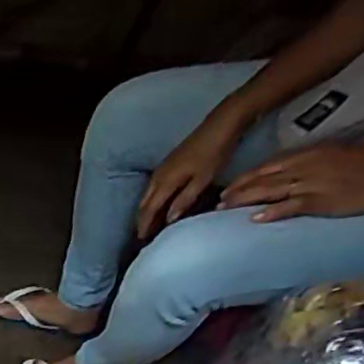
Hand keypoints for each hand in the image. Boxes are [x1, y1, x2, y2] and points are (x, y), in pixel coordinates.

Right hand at [137, 112, 245, 238]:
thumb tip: (169, 219)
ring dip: (146, 210)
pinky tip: (158, 204)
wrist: (221, 124)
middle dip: (142, 220)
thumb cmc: (215, 152)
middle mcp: (157, 177)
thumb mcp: (203, 179)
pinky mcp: (166, 165)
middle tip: (144, 235)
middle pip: (144, 204)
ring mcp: (161, 170)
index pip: (149, 210)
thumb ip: (184, 200)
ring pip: (146, 196)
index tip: (143, 240)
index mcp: (165, 182)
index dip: (145, 225)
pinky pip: (152, 188)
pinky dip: (151, 200)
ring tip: (149, 223)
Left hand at [218, 141, 363, 221]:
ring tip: (224, 208)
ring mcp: (314, 183)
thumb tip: (282, 176)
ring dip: (246, 200)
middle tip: (217, 201)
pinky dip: (272, 211)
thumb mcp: (333, 156)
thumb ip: (306, 165)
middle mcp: (307, 166)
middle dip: (238, 190)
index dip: (245, 177)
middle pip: (264, 178)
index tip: (226, 186)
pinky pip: (292, 206)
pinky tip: (255, 218)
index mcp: (310, 154)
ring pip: (271, 190)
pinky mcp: (323, 200)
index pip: (269, 165)